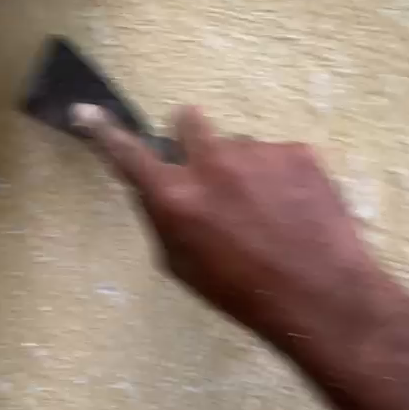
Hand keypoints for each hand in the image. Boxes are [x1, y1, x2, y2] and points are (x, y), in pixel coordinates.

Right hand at [73, 104, 403, 343]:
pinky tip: (297, 210)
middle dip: (193, 139)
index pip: (127, 154)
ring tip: (269, 212)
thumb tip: (157, 190)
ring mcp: (257, 153)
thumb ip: (164, 219)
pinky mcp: (298, 151)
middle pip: (188, 122)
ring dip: (243, 168)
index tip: (85, 111)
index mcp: (174, 198)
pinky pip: (278, 156)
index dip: (103, 131)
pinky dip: (282, 177)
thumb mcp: (183, 267)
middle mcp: (210, 164)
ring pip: (239, 146)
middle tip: (213, 174)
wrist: (322, 298)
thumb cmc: (242, 294)